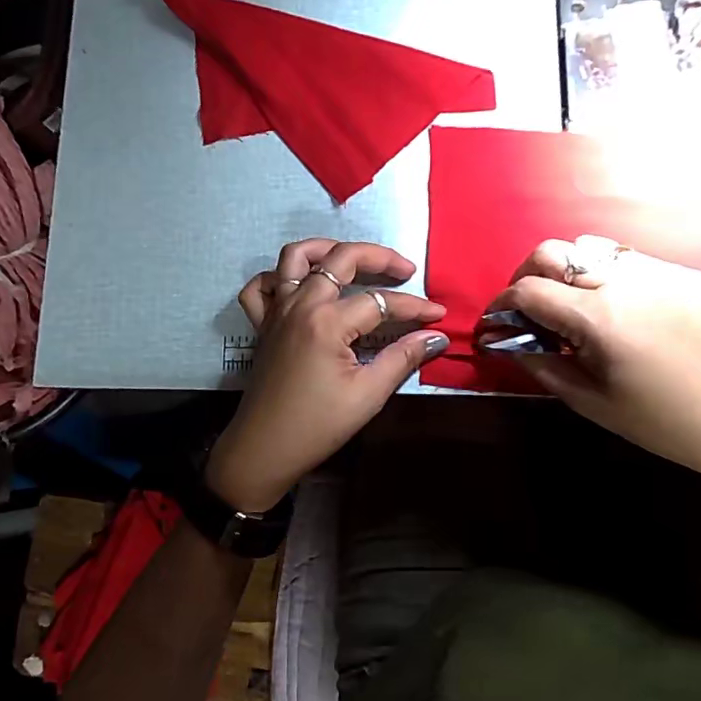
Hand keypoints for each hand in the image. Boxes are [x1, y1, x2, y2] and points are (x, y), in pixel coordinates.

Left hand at [206, 239, 448, 512]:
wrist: (264, 450)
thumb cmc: (319, 426)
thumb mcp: (368, 394)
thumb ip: (403, 358)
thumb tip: (437, 337)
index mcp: (326, 322)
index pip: (380, 301)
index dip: (414, 307)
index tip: (439, 315)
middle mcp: (299, 305)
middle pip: (341, 259)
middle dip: (379, 258)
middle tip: (406, 270)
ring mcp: (276, 312)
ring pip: (295, 257)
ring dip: (327, 249)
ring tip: (353, 260)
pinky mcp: (262, 325)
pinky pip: (261, 287)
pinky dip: (279, 277)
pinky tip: (300, 286)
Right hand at [489, 236, 700, 522]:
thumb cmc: (667, 425)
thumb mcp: (593, 403)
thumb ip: (542, 365)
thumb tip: (508, 342)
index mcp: (599, 319)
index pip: (528, 290)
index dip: (502, 305)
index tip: (498, 323)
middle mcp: (626, 281)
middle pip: (554, 251)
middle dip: (528, 276)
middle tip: (529, 309)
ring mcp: (660, 271)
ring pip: (593, 247)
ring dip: (569, 271)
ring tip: (575, 307)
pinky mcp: (687, 274)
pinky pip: (632, 261)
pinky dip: (609, 277)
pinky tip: (621, 311)